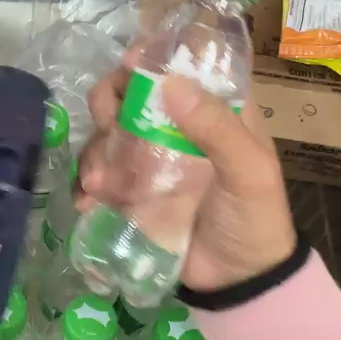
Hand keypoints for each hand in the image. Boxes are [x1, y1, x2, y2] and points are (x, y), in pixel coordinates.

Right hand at [79, 70, 297, 292]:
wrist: (238, 282)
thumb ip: (217, 128)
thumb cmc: (254, 219)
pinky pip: (98, 173)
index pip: (179, 65)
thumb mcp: (249, 172)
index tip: (130, 64)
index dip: (151, 56)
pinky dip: (86, 184)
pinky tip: (88, 202)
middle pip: (129, 91)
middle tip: (109, 124)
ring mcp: (147, 157)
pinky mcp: (128, 188)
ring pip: (107, 132)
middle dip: (109, 102)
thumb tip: (170, 83)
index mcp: (214, 110)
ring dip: (95, 150)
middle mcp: (174, 126)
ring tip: (100, 183)